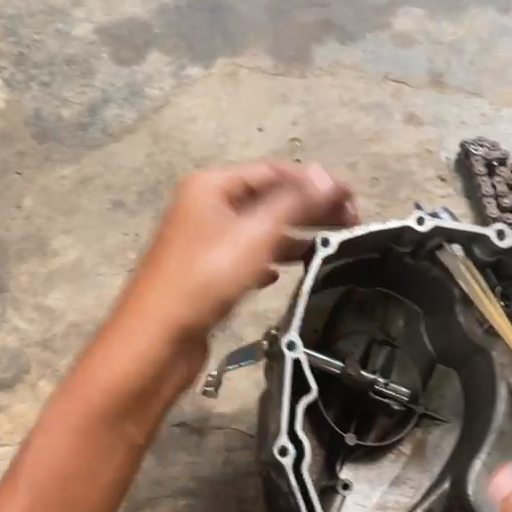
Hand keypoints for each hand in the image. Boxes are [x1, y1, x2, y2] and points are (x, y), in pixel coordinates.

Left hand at [116, 161, 356, 339]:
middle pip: (268, 200)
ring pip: (257, 232)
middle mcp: (205, 208)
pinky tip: (280, 275)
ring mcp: (203, 243)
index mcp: (212, 186)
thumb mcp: (256, 234)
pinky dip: (266, 262)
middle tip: (349, 226)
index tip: (353, 202)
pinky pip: (244, 260)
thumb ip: (295, 203)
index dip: (316, 184)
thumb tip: (328, 177)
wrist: (158, 339)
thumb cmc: (205, 280)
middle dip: (308, 211)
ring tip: (327, 250)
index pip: (275, 172)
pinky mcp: (204, 276)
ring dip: (292, 238)